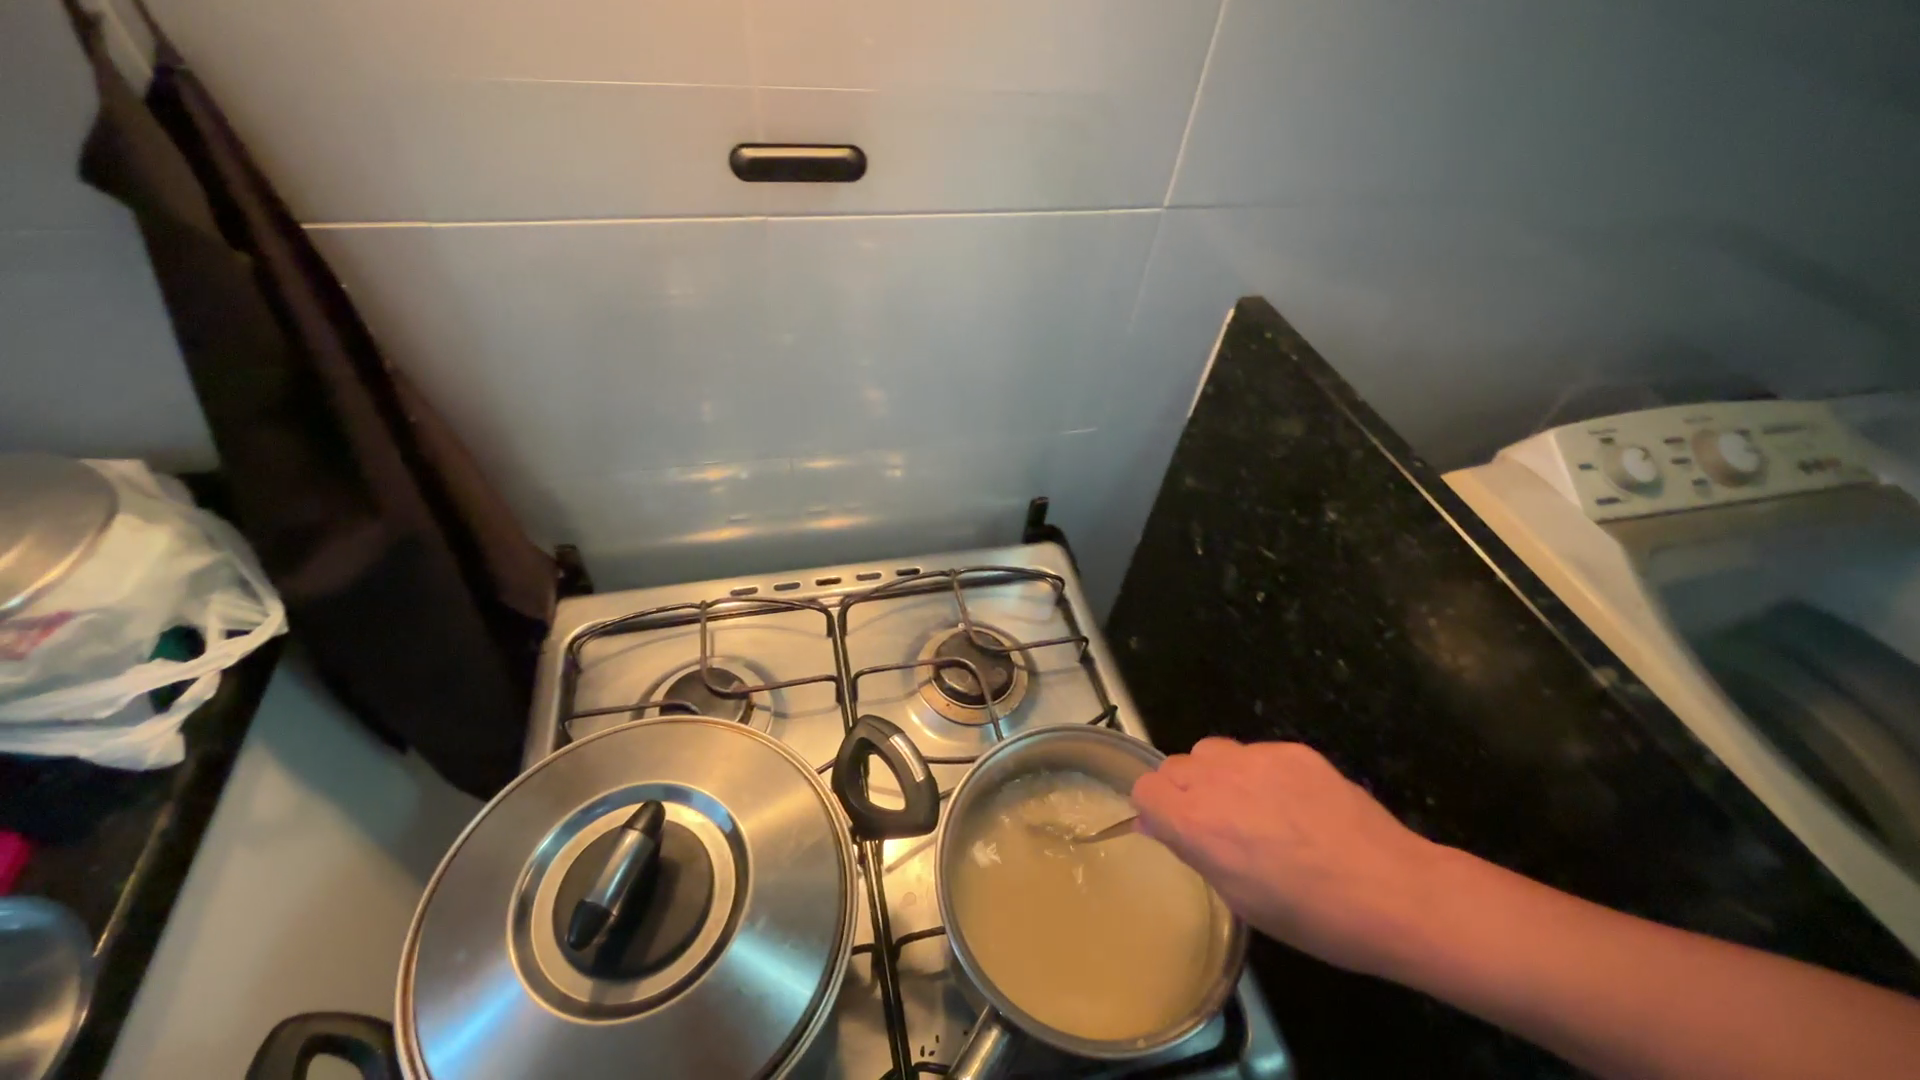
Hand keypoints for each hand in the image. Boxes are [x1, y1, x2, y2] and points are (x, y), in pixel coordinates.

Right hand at [1131, 738, 1442, 976]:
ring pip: (1212, 750)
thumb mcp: (1238, 896)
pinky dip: (1260, 773)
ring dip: (1216, 775)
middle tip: (1214, 823)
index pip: (1145, 788)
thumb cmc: (1311, 916)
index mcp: (1198, 824)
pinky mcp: (1294, 751)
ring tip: (1251, 808)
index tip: (1172, 829)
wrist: (1394, 893)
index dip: (1155, 809)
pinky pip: (1256, 752)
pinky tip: (1293, 804)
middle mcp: (1220, 781)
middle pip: (1174, 765)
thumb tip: (1158, 823)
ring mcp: (1259, 759)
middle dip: (1183, 790)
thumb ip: (1192, 848)